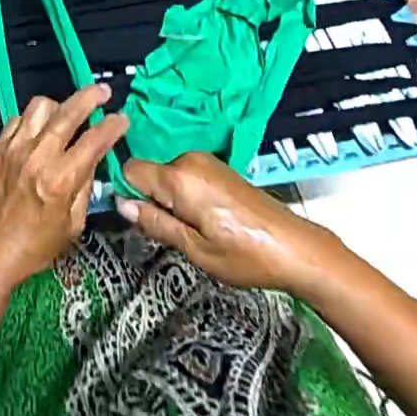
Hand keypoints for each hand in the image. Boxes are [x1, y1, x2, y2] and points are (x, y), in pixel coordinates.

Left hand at [0, 85, 129, 297]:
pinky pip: (19, 117)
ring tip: (68, 113)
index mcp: (60, 180)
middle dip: (90, 97)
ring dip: (59, 105)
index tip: (122, 118)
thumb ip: (86, 185)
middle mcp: (37, 157)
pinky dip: (34, 118)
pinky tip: (41, 129)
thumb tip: (94, 156)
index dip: (112, 126)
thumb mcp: (74, 223)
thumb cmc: (37, 244)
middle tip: (103, 92)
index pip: (93, 141)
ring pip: (40, 106)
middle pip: (68, 113)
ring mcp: (15, 148)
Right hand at [117, 152, 341, 293]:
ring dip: (170, 199)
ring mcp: (206, 161)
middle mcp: (189, 160)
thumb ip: (155, 223)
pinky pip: (185, 175)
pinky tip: (207, 218)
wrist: (294, 247)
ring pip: (167, 175)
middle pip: (150, 173)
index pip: (131, 169)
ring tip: (196, 229)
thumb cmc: (244, 255)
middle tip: (175, 233)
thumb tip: (122, 204)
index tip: (141, 219)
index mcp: (180, 178)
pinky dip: (186, 194)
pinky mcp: (218, 167)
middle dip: (152, 200)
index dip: (128, 193)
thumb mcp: (194, 249)